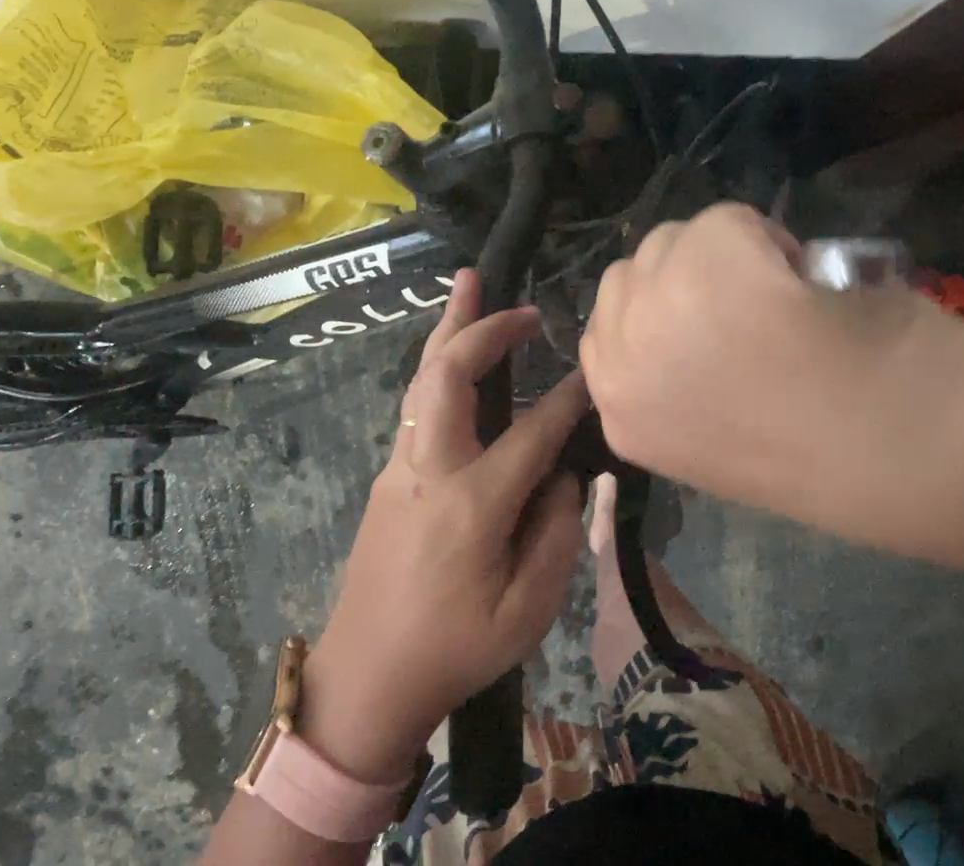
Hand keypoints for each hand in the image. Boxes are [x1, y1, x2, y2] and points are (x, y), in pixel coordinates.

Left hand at [301, 269, 588, 783]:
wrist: (365, 677)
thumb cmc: (454, 651)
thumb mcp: (528, 611)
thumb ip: (557, 535)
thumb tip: (564, 477)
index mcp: (472, 503)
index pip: (533, 431)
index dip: (571, 399)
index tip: (597, 374)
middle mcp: (430, 470)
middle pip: (449, 375)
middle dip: (482, 327)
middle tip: (521, 304)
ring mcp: (400, 470)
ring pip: (422, 383)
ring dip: (448, 332)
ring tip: (466, 287)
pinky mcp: (386, 481)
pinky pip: (416, 409)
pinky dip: (438, 372)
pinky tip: (455, 365)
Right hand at [580, 204, 825, 501]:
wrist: (900, 452)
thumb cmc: (825, 461)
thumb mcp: (714, 438)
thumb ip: (674, 384)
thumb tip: (682, 320)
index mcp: (621, 418)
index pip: (604, 334)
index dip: (660, 320)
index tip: (712, 332)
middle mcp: (618, 365)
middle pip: (627, 280)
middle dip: (680, 284)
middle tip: (747, 316)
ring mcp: (651, 312)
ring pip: (669, 244)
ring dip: (719, 259)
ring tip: (778, 299)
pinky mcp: (701, 265)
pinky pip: (723, 222)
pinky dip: (766, 240)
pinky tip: (803, 284)